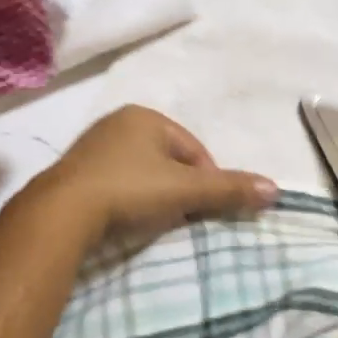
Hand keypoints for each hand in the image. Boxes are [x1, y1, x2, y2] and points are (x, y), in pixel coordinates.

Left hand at [30, 106, 278, 243]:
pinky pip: (117, 183)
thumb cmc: (130, 190)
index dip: (207, 180)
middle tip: (184, 217)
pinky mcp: (75, 173)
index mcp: (146, 116)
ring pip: (143, 172)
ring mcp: (93, 147)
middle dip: (181, 187)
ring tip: (156, 221)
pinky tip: (128, 219)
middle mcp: (118, 123)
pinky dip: (130, 200)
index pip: (194, 149)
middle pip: (169, 160)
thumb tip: (275, 189)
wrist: (62, 212)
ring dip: (156, 195)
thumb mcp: (186, 190)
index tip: (205, 209)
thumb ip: (229, 189)